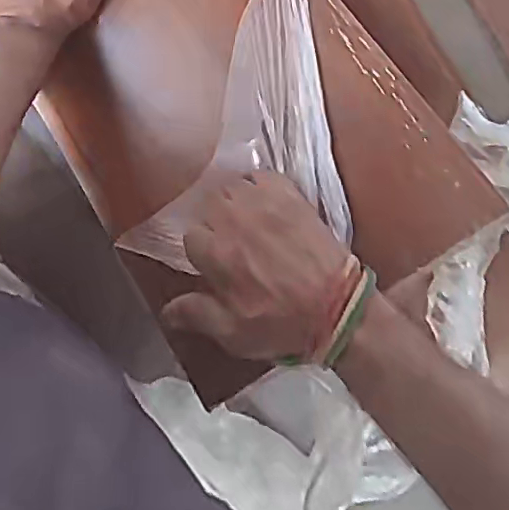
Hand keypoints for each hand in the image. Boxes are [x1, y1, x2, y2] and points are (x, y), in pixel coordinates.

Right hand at [163, 171, 429, 361]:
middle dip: (214, 222)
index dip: (202, 251)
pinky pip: (262, 176)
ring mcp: (262, 204)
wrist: (342, 311)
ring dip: (233, 201)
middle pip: (207, 206)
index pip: (190, 236)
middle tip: (230, 240)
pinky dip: (258, 185)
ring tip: (244, 217)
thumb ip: (196, 315)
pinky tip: (264, 201)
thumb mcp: (233, 333)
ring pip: (231, 187)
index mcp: (216, 253)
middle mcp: (233, 221)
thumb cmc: (284, 325)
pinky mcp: (289, 196)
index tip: (214, 262)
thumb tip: (166, 310)